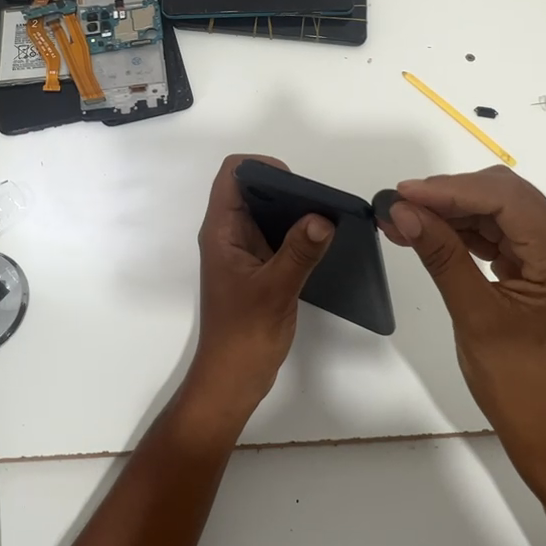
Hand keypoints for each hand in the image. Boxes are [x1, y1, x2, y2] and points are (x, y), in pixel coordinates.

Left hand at [187, 154, 335, 414]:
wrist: (232, 380)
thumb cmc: (244, 334)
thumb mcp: (276, 290)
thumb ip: (300, 252)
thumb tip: (323, 218)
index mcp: (221, 230)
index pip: (232, 175)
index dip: (261, 166)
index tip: (295, 181)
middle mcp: (228, 234)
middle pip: (251, 189)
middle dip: (284, 186)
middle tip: (317, 201)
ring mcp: (242, 251)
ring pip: (265, 212)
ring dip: (292, 209)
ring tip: (325, 217)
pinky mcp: (256, 267)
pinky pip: (275, 235)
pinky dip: (295, 231)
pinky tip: (320, 240)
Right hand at [380, 166, 545, 467]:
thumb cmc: (518, 383)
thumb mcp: (475, 316)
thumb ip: (441, 255)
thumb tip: (403, 210)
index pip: (508, 200)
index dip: (452, 189)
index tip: (404, 193)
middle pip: (507, 197)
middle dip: (451, 195)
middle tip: (400, 204)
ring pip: (502, 211)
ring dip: (454, 211)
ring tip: (406, 217)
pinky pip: (504, 233)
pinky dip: (468, 230)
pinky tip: (432, 232)